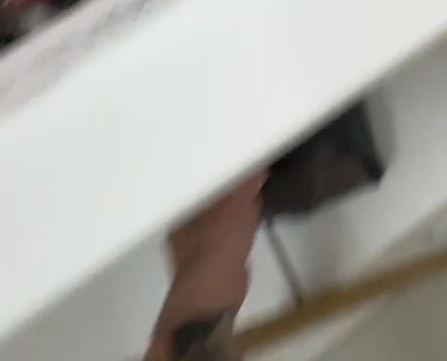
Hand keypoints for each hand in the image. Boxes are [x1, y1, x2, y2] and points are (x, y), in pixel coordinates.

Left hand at [148, 173, 266, 360]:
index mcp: (183, 211)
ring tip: (263, 177)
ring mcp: (199, 240)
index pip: (202, 179)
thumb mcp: (237, 205)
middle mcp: (186, 224)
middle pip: (213, 193)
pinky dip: (245, 213)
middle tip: (257, 159)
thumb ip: (249, 181)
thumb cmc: (218, 246)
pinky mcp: (216, 252)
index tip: (243, 151)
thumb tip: (263, 160)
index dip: (222, 165)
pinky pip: (233, 223)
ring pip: (224, 208)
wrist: (214, 295)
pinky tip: (259, 207)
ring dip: (241, 196)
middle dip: (234, 179)